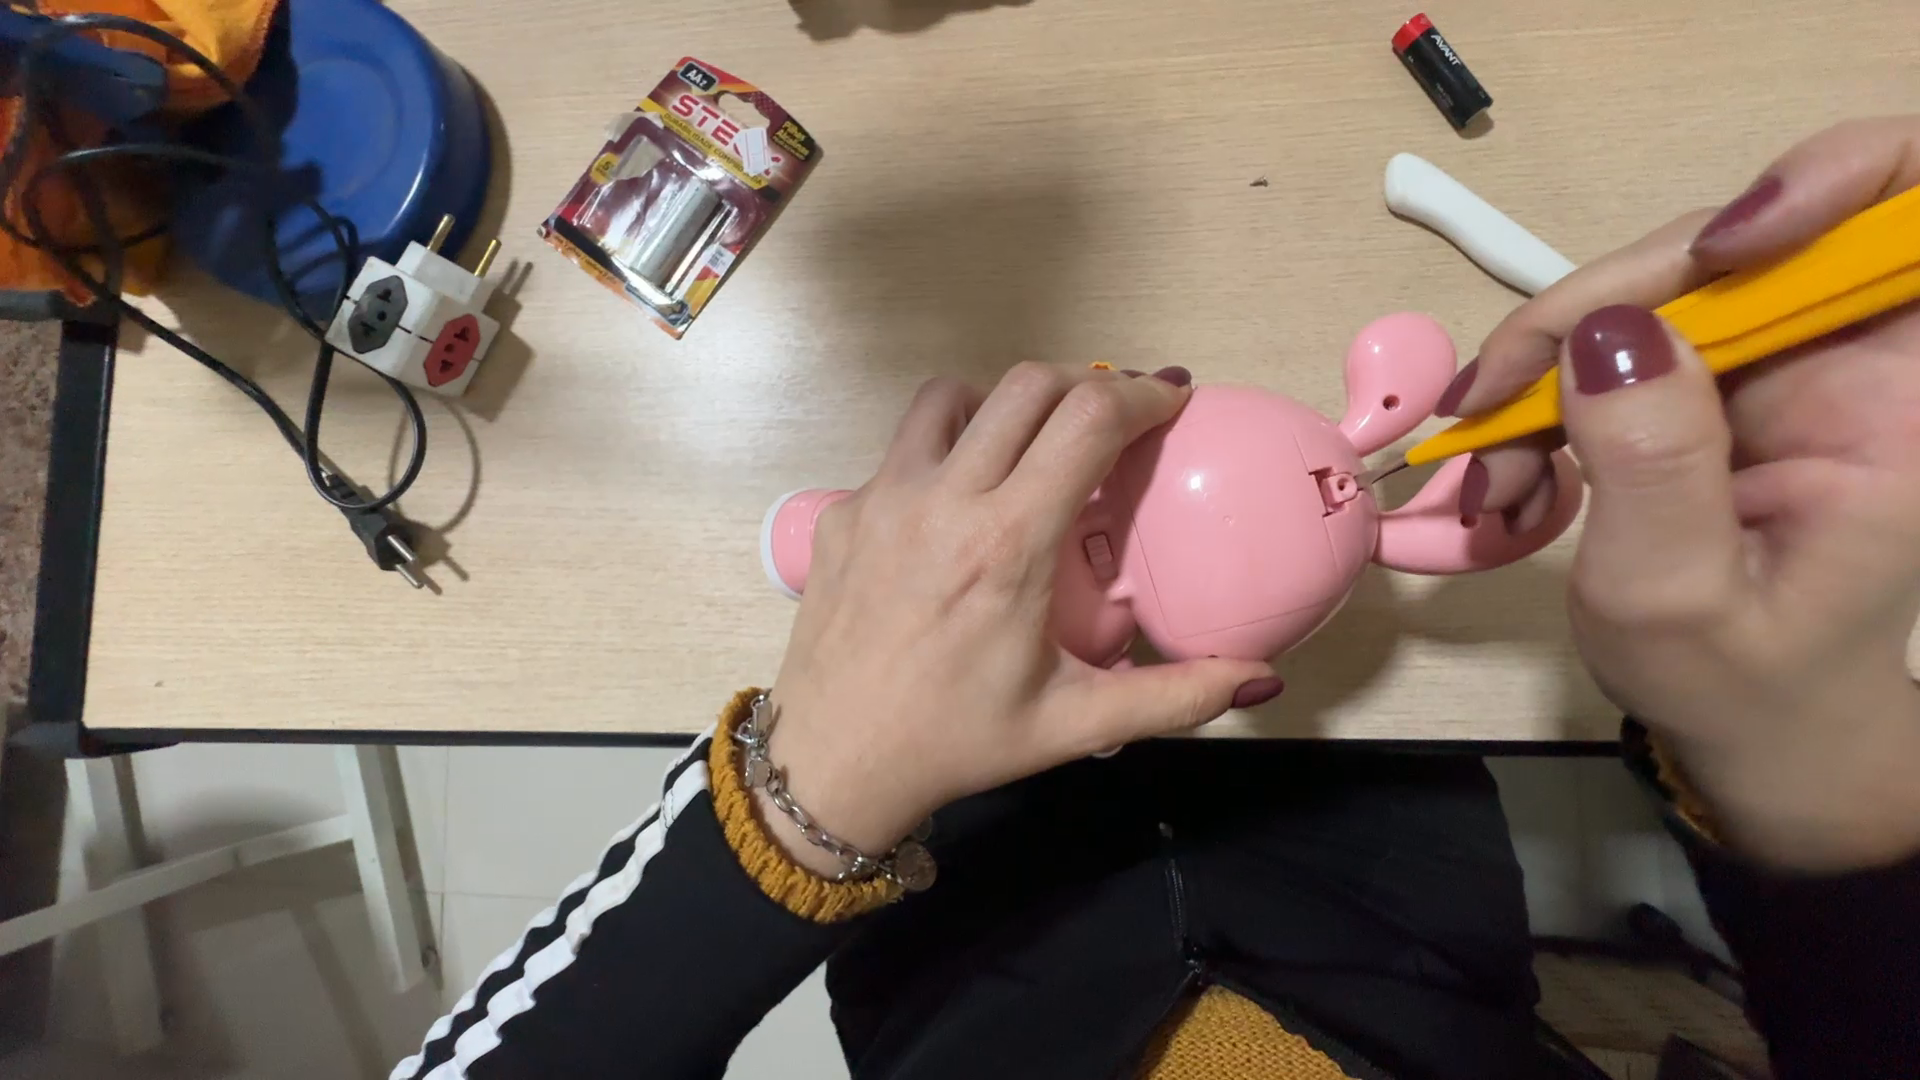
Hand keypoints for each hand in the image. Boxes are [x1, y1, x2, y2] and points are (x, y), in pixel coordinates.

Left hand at [761, 365, 1281, 876]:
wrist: (833, 762)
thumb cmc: (957, 743)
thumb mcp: (1073, 725)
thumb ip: (1174, 697)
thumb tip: (1261, 674)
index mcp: (1008, 544)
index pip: (1088, 420)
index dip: (1140, 395)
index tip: (1167, 403)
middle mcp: (942, 500)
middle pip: (1027, 385)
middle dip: (1084, 383)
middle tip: (1109, 419)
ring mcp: (881, 497)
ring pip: (950, 397)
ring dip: (1003, 403)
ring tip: (1026, 445)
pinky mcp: (842, 511)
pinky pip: (902, 450)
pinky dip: (944, 450)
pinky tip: (954, 505)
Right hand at [1447, 117, 1919, 871]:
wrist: (1743, 721)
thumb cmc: (1728, 676)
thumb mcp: (1670, 587)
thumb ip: (1650, 459)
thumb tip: (1603, 332)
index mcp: (1897, 396)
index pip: (1905, 215)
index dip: (1817, 187)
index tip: (1708, 256)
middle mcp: (1835, 360)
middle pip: (1707, 255)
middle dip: (1574, 323)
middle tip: (1485, 407)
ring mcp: (1752, 377)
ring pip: (1625, 311)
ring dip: (1530, 385)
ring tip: (1492, 483)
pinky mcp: (1688, 399)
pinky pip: (1591, 364)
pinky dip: (1528, 415)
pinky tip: (1509, 484)